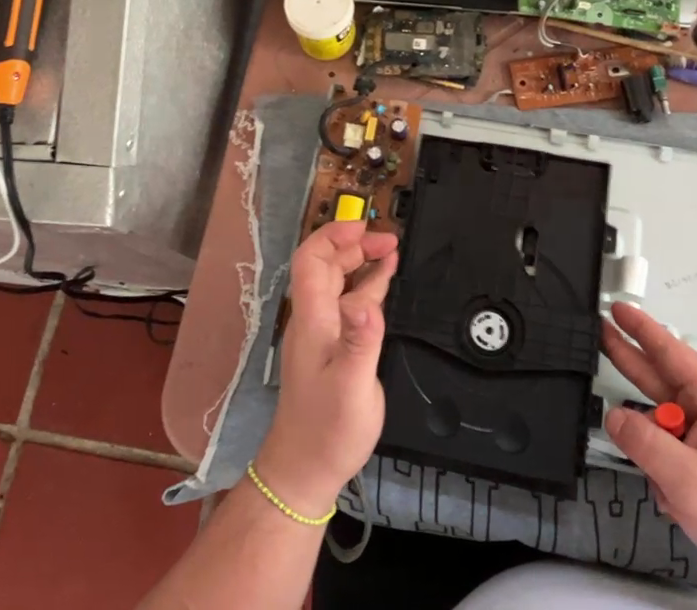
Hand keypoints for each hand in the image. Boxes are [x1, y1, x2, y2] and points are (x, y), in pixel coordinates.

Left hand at [255, 221, 398, 518]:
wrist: (305, 468)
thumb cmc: (327, 429)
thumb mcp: (351, 385)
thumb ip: (360, 341)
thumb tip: (366, 300)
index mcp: (313, 320)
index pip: (311, 260)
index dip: (334, 236)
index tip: (366, 228)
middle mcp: (313, 319)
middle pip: (325, 265)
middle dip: (354, 244)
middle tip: (390, 239)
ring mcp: (322, 333)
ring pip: (337, 283)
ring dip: (360, 261)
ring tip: (391, 250)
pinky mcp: (333, 348)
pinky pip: (348, 304)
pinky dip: (367, 286)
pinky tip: (385, 281)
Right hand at [601, 302, 696, 587]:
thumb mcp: (685, 477)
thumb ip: (642, 441)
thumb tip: (614, 418)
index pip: (670, 352)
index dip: (640, 329)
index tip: (617, 308)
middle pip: (660, 379)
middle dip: (631, 364)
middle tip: (599, 335)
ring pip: (662, 427)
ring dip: (654, 456)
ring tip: (663, 483)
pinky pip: (671, 453)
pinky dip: (665, 474)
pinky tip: (675, 502)